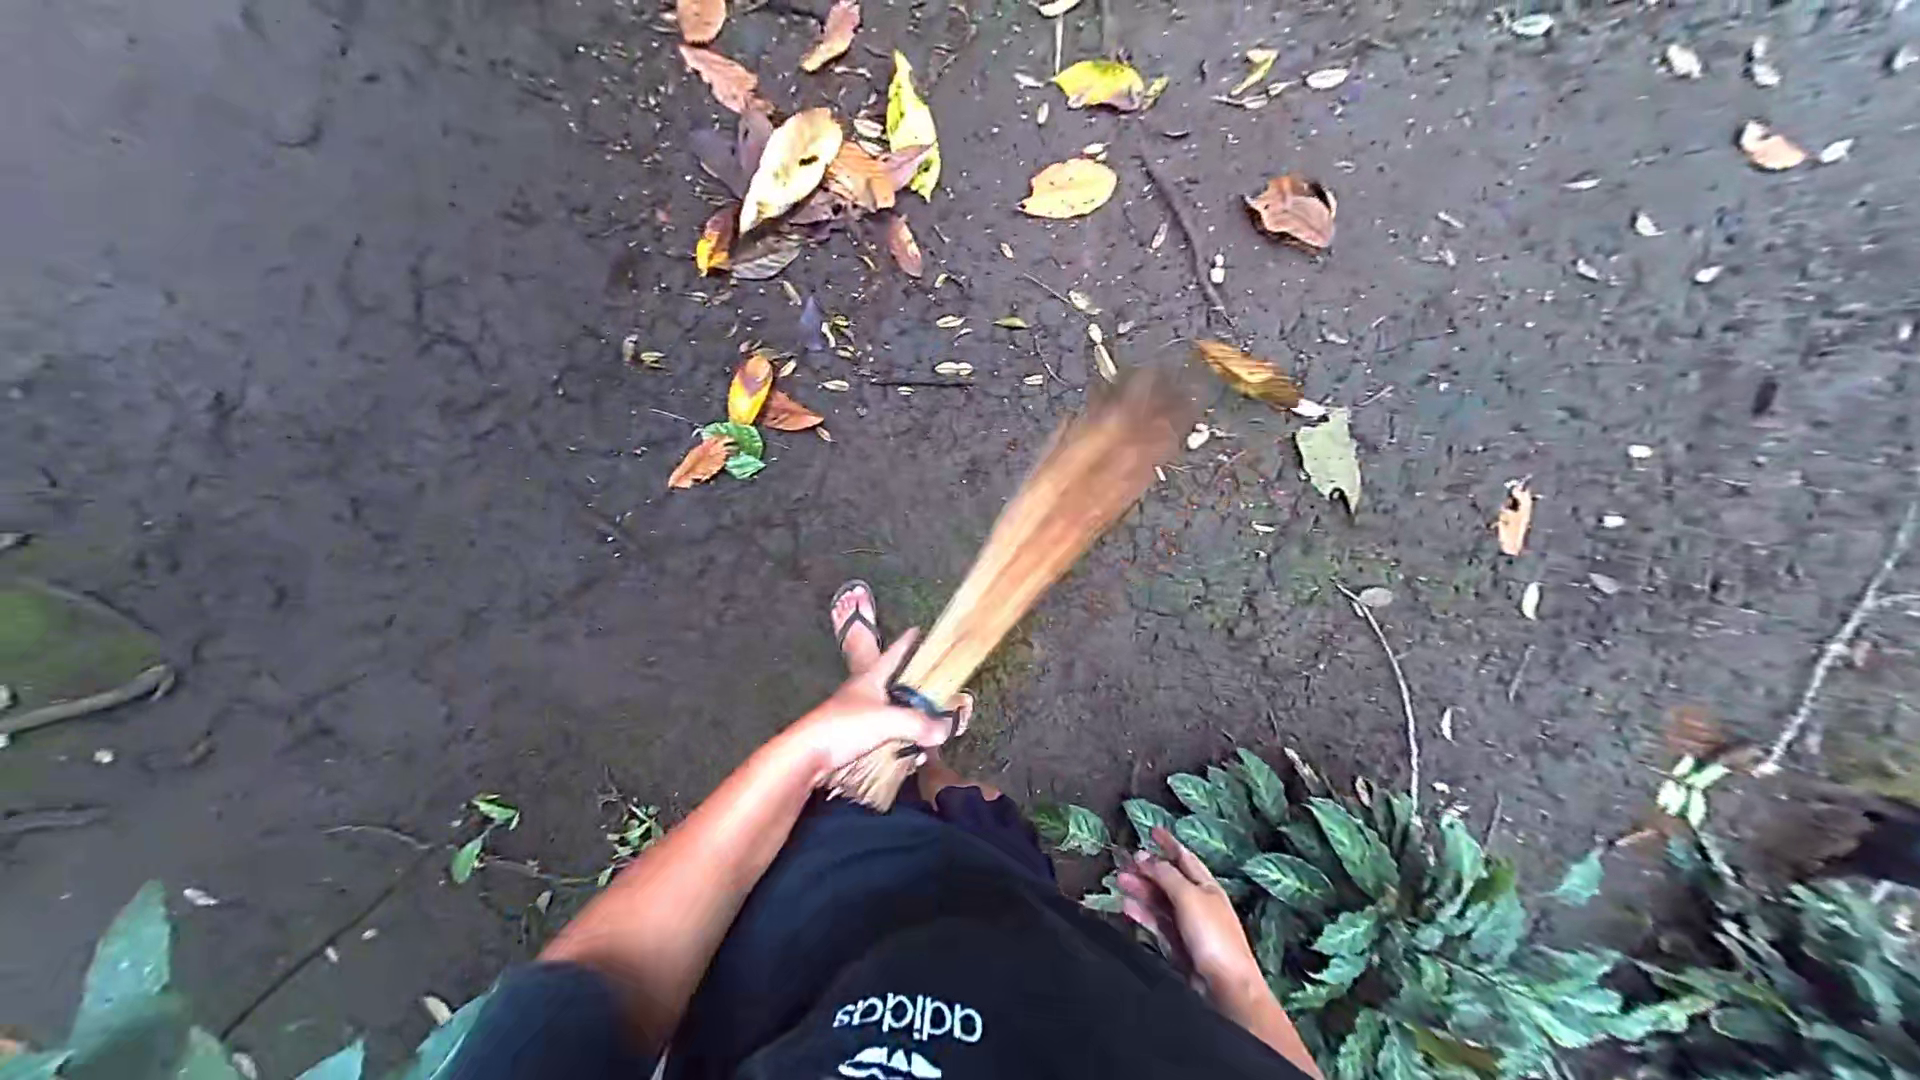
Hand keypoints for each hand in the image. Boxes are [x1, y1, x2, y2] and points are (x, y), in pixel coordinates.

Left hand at [781, 629, 950, 782]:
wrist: (806, 754)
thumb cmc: (844, 726)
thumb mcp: (887, 721)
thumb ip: (918, 724)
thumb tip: (944, 731)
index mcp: (870, 678)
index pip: (892, 654)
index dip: (905, 642)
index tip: (917, 629)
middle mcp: (863, 691)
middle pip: (891, 679)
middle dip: (910, 678)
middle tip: (931, 679)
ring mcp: (856, 713)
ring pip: (887, 705)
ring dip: (905, 709)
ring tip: (925, 715)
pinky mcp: (852, 735)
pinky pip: (882, 729)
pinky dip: (897, 733)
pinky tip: (907, 743)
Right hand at [1116, 826, 1265, 1000]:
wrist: (1226, 988)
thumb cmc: (1213, 935)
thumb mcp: (1189, 896)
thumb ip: (1165, 874)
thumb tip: (1144, 856)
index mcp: (1206, 886)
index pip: (1184, 858)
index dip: (1168, 843)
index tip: (1152, 831)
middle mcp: (1197, 903)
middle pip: (1168, 879)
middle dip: (1146, 868)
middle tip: (1124, 859)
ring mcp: (1187, 925)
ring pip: (1159, 900)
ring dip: (1140, 888)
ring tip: (1120, 880)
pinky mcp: (1178, 946)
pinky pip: (1156, 922)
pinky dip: (1141, 913)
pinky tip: (1127, 906)